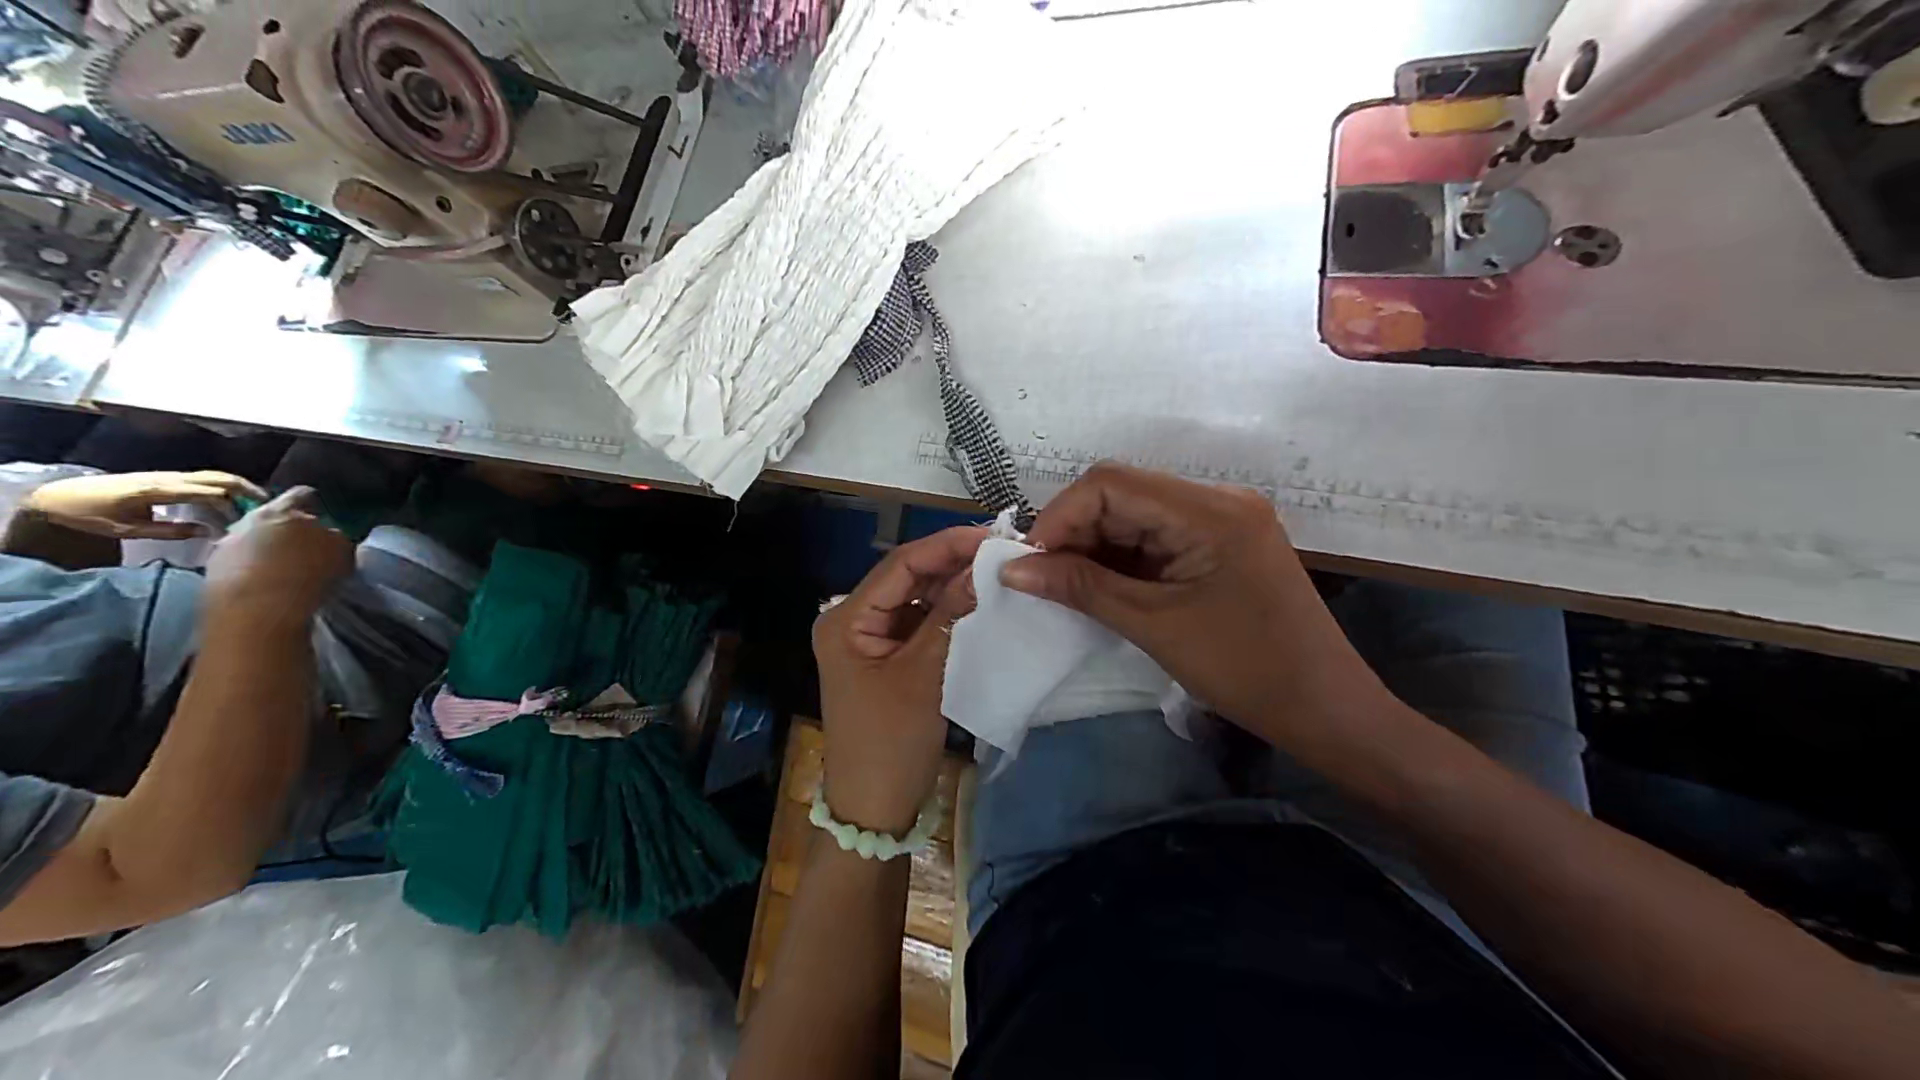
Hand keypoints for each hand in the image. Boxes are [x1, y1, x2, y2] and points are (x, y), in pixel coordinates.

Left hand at [23, 471, 265, 538]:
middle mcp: (168, 478)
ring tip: (256, 502)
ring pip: (215, 475)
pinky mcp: (166, 477)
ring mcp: (168, 475)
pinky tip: (232, 499)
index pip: (211, 493)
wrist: (58, 497)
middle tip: (269, 506)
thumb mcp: (127, 529)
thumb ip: (169, 531)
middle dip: (247, 489)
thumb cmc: (90, 515)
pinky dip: (226, 486)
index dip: (233, 506)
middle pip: (219, 477)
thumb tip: (208, 532)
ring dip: (240, 486)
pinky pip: (205, 478)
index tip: (247, 521)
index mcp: (160, 490)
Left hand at [204, 487, 351, 630]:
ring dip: (270, 547)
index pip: (302, 494)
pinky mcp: (214, 566)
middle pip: (274, 516)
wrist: (255, 609)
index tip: (326, 517)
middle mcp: (250, 519)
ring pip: (255, 536)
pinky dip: (254, 565)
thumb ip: (334, 537)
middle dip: (289, 527)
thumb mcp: (339, 552)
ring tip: (287, 566)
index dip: (316, 504)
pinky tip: (269, 580)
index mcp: (283, 510)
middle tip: (307, 545)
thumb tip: (329, 535)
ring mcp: (227, 542)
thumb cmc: (306, 574)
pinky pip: (240, 557)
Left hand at [812, 526, 986, 835]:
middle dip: (952, 562)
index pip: (899, 565)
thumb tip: (983, 569)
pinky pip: (920, 622)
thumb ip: (949, 617)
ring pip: (916, 597)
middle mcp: (853, 620)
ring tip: (998, 572)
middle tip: (1003, 552)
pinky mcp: (888, 657)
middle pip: (906, 577)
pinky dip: (947, 612)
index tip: (993, 537)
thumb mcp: (922, 676)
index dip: (946, 546)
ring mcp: (871, 639)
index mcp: (846, 619)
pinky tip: (979, 604)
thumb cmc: (891, 742)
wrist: (875, 808)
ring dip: (952, 585)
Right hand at [1000, 463, 1389, 742]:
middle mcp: (1216, 500)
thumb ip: (1080, 587)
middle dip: (1073, 533)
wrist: (1326, 710)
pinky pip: (1156, 537)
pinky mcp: (1220, 543)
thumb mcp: (1153, 625)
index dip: (1059, 516)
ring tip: (1062, 587)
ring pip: (1134, 516)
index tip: (1028, 562)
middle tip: (1039, 578)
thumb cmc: (1245, 669)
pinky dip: (1120, 559)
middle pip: (1122, 494)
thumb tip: (1013, 569)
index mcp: (1210, 510)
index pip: (1111, 483)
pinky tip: (1097, 586)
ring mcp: (1221, 520)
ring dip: (1093, 547)